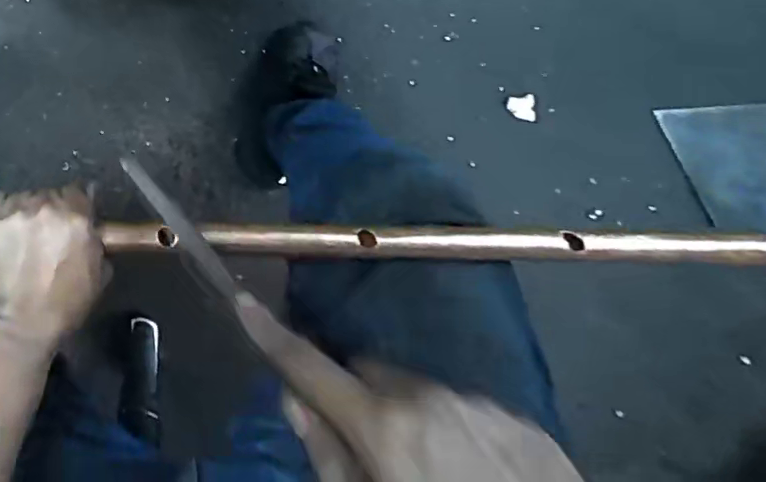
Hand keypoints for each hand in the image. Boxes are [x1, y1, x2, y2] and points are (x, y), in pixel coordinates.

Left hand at [0, 186, 106, 351]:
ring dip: (25, 210)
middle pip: (50, 193)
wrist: (16, 326)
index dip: (76, 204)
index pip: (79, 190)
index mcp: (76, 216)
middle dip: (50, 209)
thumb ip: (97, 242)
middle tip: (45, 232)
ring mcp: (14, 209)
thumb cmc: (62, 306)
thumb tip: (92, 228)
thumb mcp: (98, 275)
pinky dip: (1, 210)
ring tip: (21, 234)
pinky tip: (3, 229)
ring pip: (23, 196)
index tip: (72, 216)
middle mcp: (46, 204)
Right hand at [235, 295, 581, 481]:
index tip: (242, 302)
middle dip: (359, 397)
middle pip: (368, 373)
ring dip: (412, 415)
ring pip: (420, 391)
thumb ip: (329, 459)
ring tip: (438, 475)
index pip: (310, 366)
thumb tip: (293, 400)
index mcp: (383, 426)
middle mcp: (426, 396)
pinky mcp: (523, 422)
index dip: (271, 336)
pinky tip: (480, 477)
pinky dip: (459, 430)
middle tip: (372, 449)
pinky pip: (470, 410)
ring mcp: (478, 404)